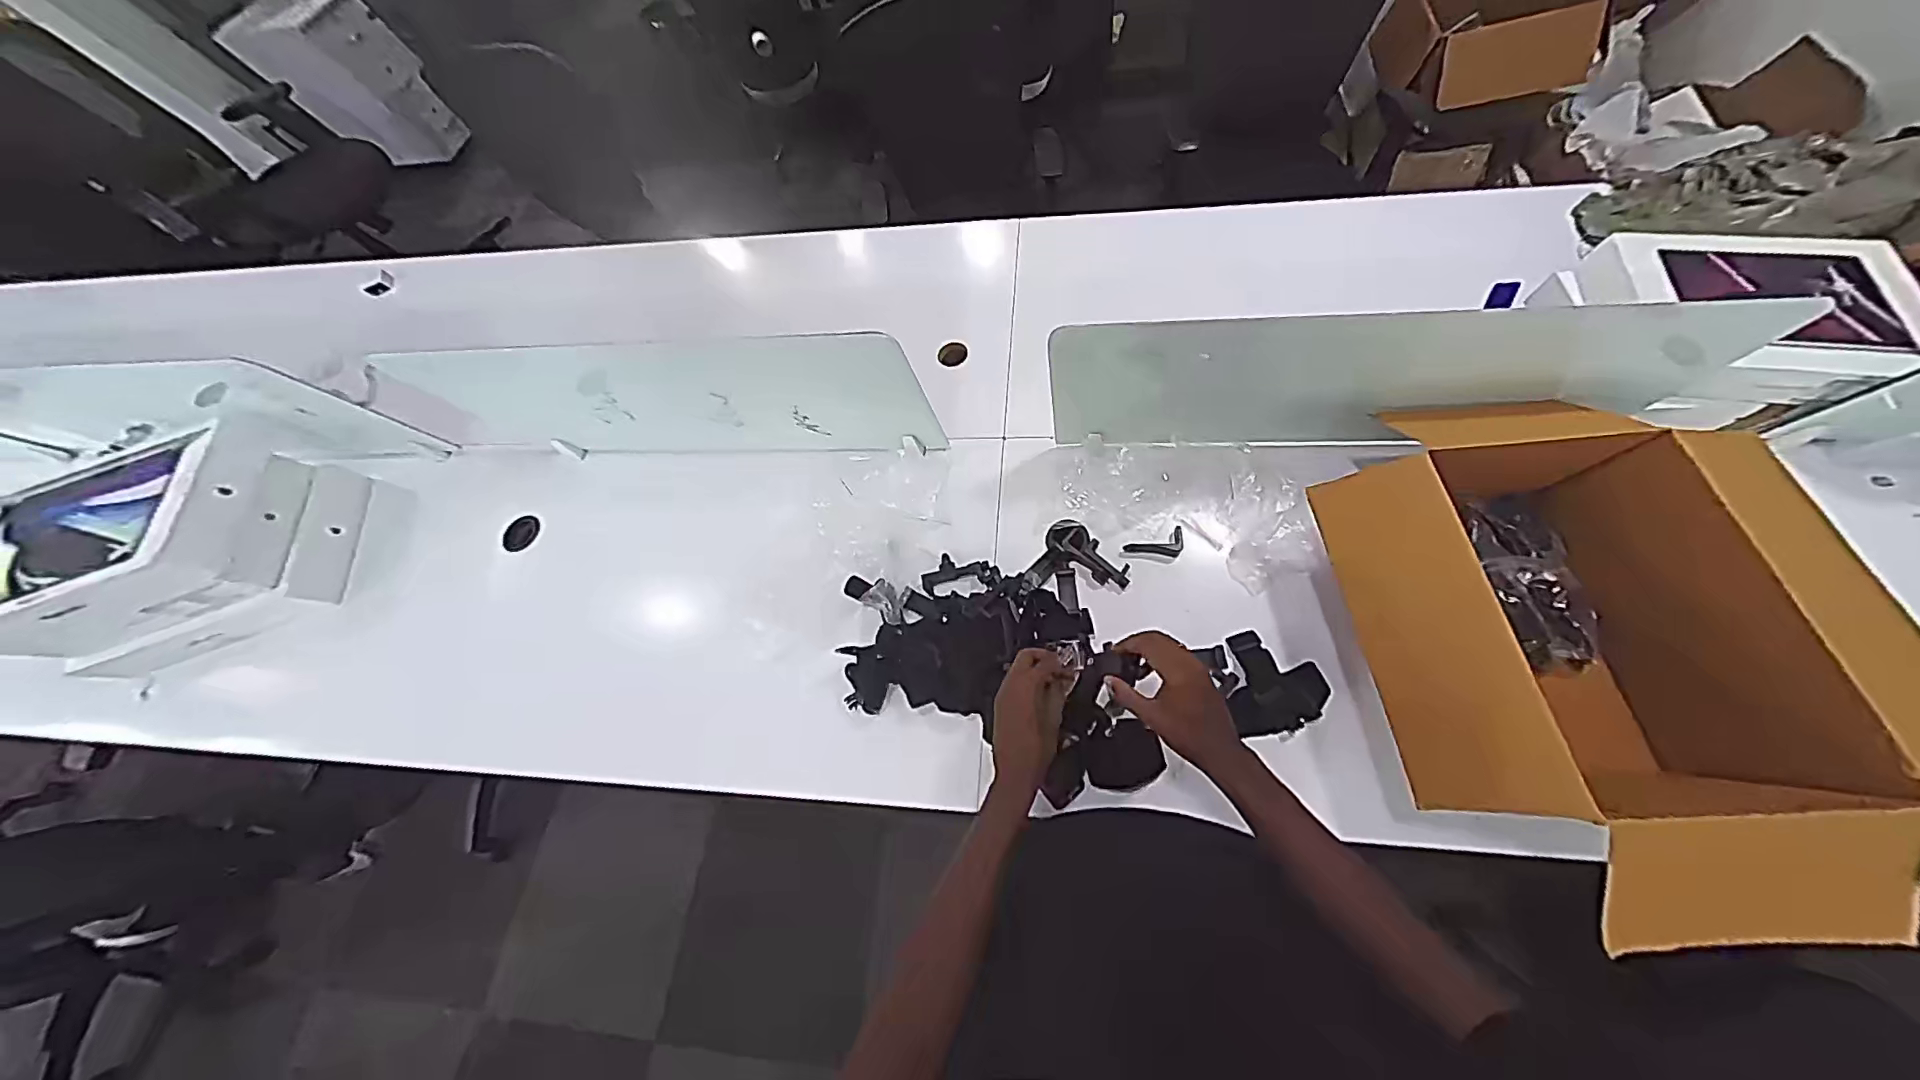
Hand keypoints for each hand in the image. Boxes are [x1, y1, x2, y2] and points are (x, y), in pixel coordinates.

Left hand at [989, 649, 1071, 795]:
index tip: (1070, 668)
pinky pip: (1013, 684)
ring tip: (1054, 682)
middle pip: (1026, 656)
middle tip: (1061, 667)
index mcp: (1025, 687)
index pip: (1045, 662)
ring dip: (1035, 669)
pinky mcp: (1000, 705)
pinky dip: (1027, 682)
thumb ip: (1058, 694)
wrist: (1015, 772)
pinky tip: (1041, 694)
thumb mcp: (1055, 719)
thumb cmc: (1033, 754)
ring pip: (1017, 668)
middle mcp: (1010, 687)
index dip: (1061, 662)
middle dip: (1045, 658)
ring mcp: (1002, 696)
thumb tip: (1063, 681)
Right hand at [1105, 630, 1243, 773]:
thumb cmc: (1192, 736)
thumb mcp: (1150, 716)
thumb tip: (1111, 681)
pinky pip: (1179, 656)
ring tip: (1133, 664)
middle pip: (1159, 638)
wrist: (1218, 750)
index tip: (1115, 651)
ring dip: (1149, 649)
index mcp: (1178, 670)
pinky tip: (1152, 673)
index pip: (1148, 642)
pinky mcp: (1203, 676)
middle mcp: (1191, 665)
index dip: (1127, 644)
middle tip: (1121, 654)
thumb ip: (1126, 695)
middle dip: (1136, 643)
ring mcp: (1199, 669)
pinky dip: (1162, 657)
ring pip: (1170, 645)